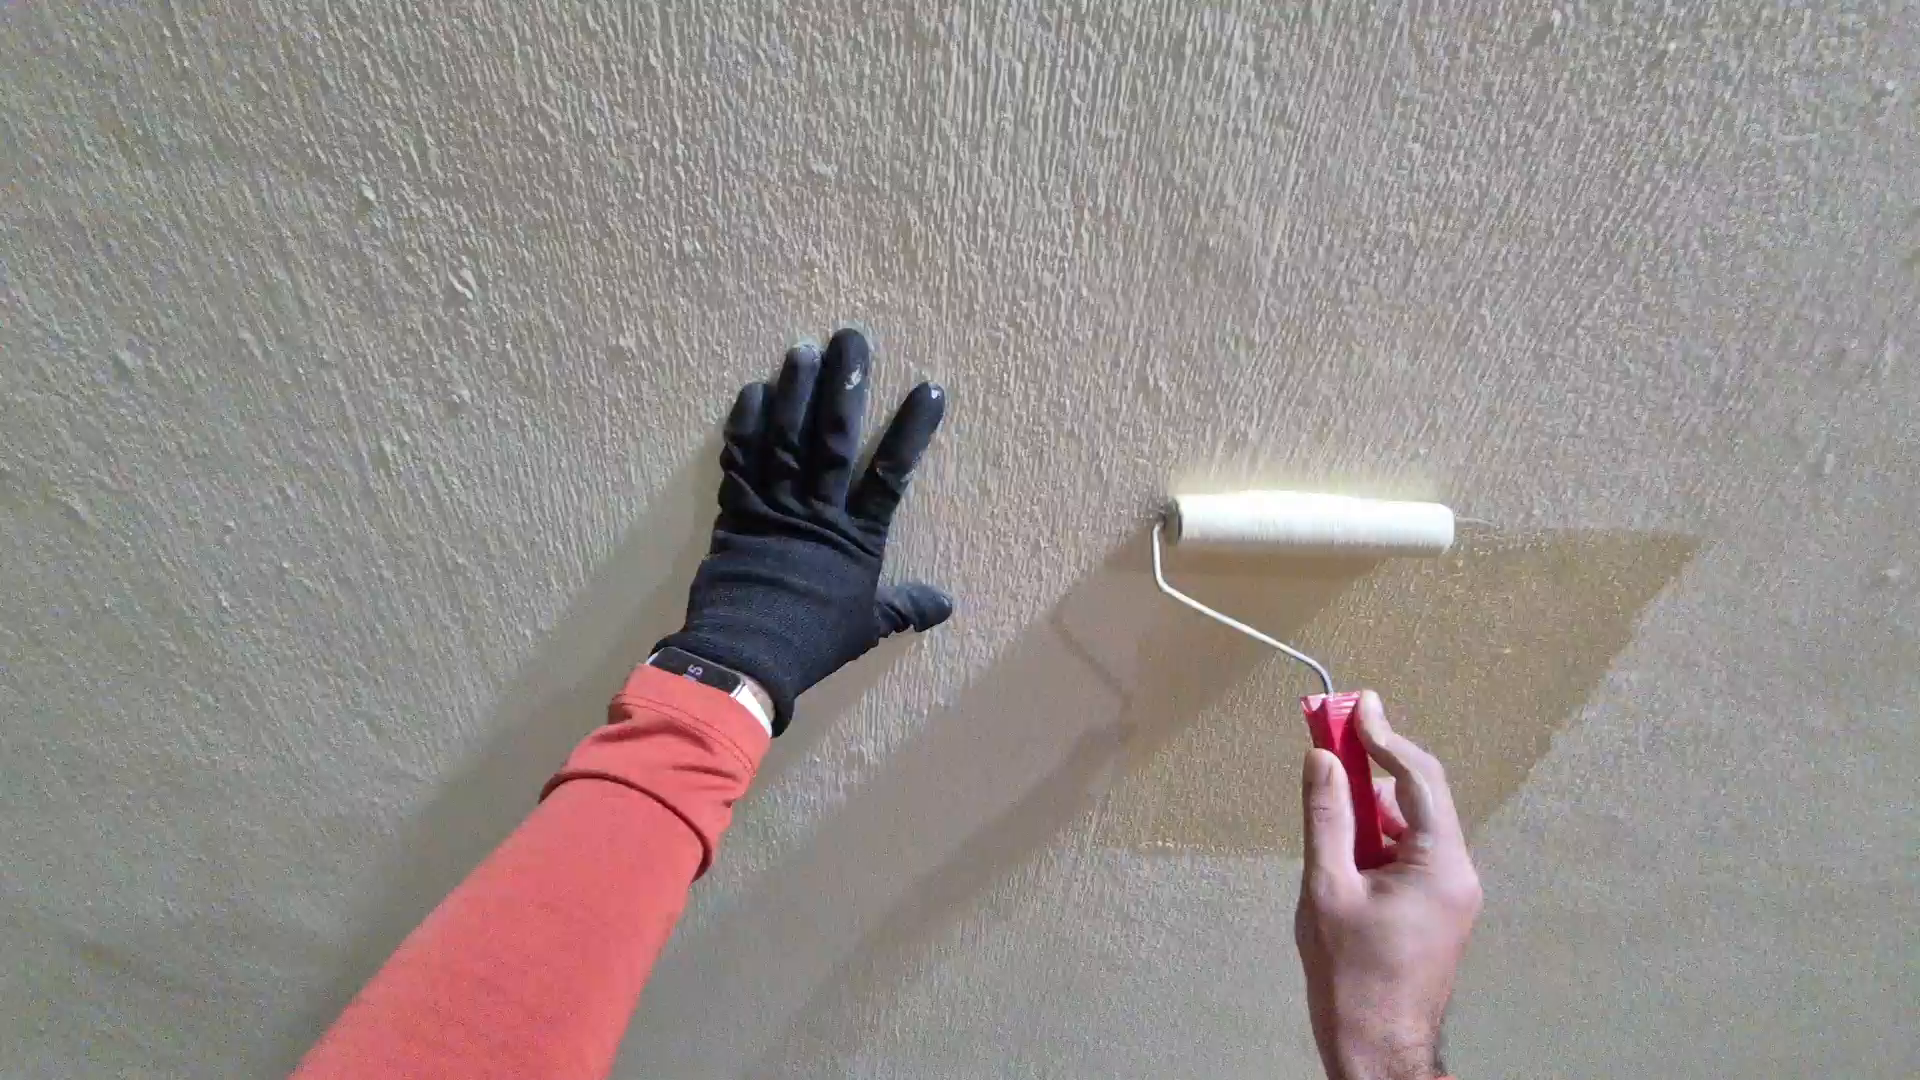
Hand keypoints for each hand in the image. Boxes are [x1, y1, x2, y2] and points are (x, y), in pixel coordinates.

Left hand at [657, 329, 951, 734]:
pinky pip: (741, 461)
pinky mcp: (737, 512)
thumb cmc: (815, 641)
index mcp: (857, 537)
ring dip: (794, 392)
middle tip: (851, 339)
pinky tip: (753, 390)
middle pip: (834, 439)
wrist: (747, 658)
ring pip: (786, 439)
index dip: (911, 431)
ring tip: (803, 349)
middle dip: (844, 387)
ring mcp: (774, 507)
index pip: (892, 474)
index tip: (929, 390)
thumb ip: (906, 607)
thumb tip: (946, 605)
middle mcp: (817, 510)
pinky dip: (745, 426)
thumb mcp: (869, 626)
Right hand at [1295, 691, 1481, 1079]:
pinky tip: (1340, 849)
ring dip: (1366, 803)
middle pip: (1419, 795)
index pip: (1419, 779)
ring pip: (1408, 822)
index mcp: (1442, 865)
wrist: (1377, 1047)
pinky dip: (1371, 832)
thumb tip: (1323, 756)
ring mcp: (1450, 890)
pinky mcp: (1435, 904)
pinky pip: (1405, 848)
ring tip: (1325, 808)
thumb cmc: (1350, 968)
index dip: (1385, 737)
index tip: (1355, 705)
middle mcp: (1457, 871)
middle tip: (1330, 737)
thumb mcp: (1327, 883)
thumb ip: (1326, 815)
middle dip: (1373, 762)